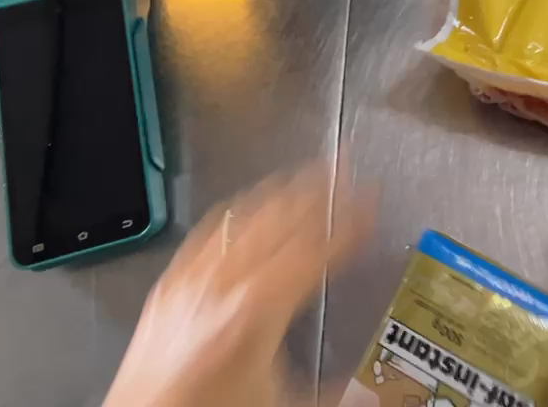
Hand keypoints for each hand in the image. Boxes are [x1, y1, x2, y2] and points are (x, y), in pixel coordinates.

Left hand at [101, 164, 372, 406]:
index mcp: (258, 308)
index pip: (317, 247)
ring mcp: (192, 276)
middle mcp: (224, 281)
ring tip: (307, 172)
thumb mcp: (283, 406)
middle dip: (319, 186)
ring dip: (282, 189)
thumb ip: (334, 389)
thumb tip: (378, 395)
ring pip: (245, 213)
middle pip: (282, 216)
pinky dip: (237, 209)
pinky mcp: (169, 283)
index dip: (350, 219)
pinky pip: (208, 229)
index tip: (371, 197)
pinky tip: (248, 203)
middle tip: (346, 165)